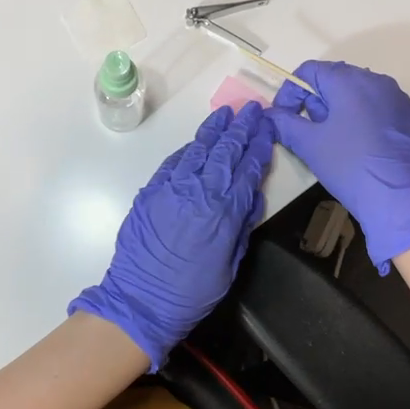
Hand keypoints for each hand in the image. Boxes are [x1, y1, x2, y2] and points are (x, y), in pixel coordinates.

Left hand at [71, 102, 275, 369]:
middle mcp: (200, 192)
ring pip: (198, 150)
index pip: (248, 169)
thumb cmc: (192, 292)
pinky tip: (198, 142)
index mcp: (226, 211)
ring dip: (214, 131)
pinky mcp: (150, 191)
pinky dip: (189, 150)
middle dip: (241, 129)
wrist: (141, 298)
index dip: (260, 146)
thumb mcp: (230, 264)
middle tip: (252, 110)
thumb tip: (252, 196)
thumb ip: (242, 227)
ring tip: (226, 115)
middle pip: (225, 152)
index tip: (268, 128)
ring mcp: (172, 188)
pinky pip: (174, 163)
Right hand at [266, 61, 409, 271]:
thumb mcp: (309, 145)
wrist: (404, 198)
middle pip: (336, 80)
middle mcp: (377, 81)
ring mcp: (399, 99)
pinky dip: (363, 121)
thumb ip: (285, 123)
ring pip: (359, 95)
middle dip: (315, 102)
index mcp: (349, 81)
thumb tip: (271, 114)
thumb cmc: (350, 165)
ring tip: (334, 142)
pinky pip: (380, 111)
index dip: (290, 91)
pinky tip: (361, 149)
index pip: (310, 70)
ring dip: (339, 111)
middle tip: (308, 132)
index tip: (284, 117)